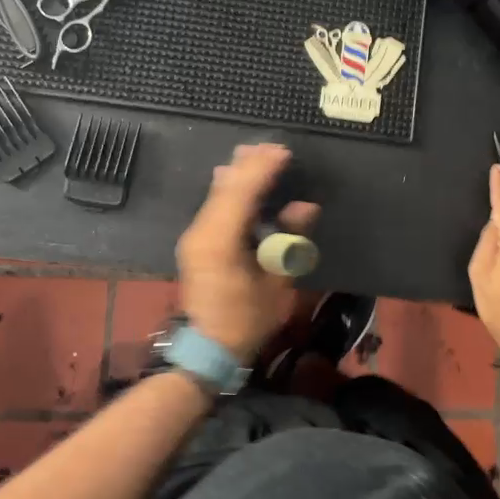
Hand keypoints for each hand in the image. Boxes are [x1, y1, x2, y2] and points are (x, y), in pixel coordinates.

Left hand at [175, 144, 318, 364]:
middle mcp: (201, 232)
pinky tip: (239, 178)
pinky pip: (214, 205)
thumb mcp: (276, 283)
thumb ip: (288, 241)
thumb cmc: (245, 320)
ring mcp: (195, 236)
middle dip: (250, 164)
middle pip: (226, 187)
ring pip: (217, 194)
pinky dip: (231, 190)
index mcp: (220, 241)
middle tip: (274, 148)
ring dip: (239, 174)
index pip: (242, 193)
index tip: (283, 152)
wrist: (207, 350)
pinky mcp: (197, 242)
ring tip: (259, 155)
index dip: (263, 169)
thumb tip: (304, 206)